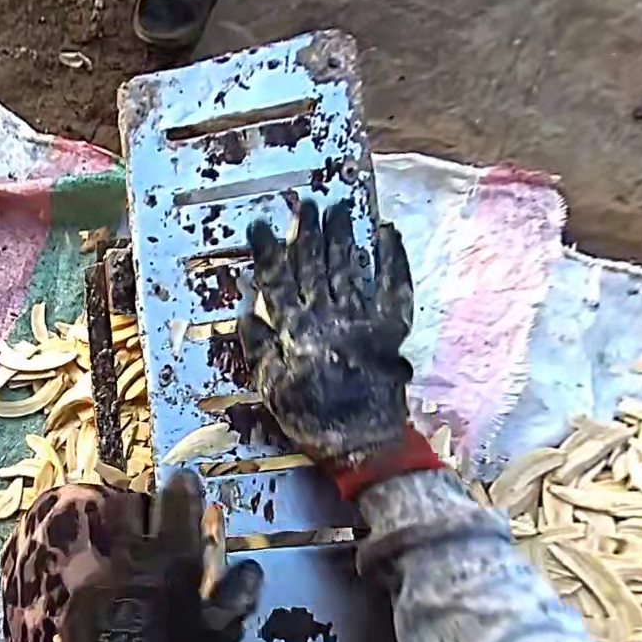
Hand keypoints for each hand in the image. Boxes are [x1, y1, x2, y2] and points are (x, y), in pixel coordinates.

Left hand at [33, 472, 262, 641]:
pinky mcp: (74, 597)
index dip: (182, 488)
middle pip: (126, 507)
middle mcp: (128, 562)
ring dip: (120, 534)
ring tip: (134, 555)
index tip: (184, 477)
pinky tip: (115, 595)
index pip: (175, 508)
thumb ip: (233, 600)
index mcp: (169, 568)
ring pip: (105, 535)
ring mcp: (96, 578)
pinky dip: (105, 571)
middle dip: (139, 504)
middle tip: (153, 519)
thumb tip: (251, 570)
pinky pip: (91, 569)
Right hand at [240, 198, 414, 469]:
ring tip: (339, 208)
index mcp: (296, 332)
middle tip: (306, 203)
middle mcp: (329, 316)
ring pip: (349, 267)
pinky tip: (385, 232)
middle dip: (308, 233)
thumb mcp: (270, 387)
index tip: (260, 226)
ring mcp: (364, 317)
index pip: (277, 282)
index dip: (267, 253)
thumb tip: (248, 313)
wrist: (362, 438)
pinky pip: (393, 282)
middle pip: (315, 266)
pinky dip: (391, 256)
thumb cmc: (308, 417)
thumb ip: (258, 348)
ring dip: (343, 236)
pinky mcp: (393, 324)